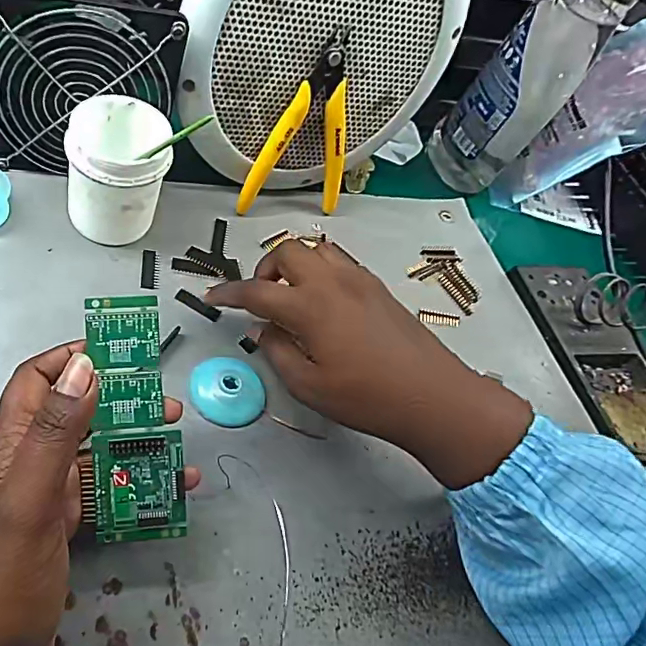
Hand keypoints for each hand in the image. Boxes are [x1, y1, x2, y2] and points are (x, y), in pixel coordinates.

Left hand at [0, 342, 195, 645]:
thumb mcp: (28, 501)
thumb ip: (54, 433)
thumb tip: (83, 366)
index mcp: (14, 447)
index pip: (36, 381)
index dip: (70, 359)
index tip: (120, 354)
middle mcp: (31, 464)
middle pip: (76, 413)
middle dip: (120, 402)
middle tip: (166, 406)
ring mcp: (49, 498)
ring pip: (96, 453)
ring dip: (136, 443)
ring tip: (178, 444)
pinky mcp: (65, 529)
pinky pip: (106, 494)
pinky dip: (136, 487)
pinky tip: (170, 493)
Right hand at [206, 240, 531, 488]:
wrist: (432, 396)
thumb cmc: (368, 397)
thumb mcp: (308, 385)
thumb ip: (277, 351)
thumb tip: (264, 330)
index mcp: (310, 306)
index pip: (256, 290)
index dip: (228, 293)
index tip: (214, 297)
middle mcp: (334, 282)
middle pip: (287, 251)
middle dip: (264, 269)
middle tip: (260, 300)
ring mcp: (360, 280)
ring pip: (316, 249)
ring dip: (295, 264)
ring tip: (291, 296)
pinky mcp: (378, 287)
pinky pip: (340, 261)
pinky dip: (320, 269)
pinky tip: (322, 302)